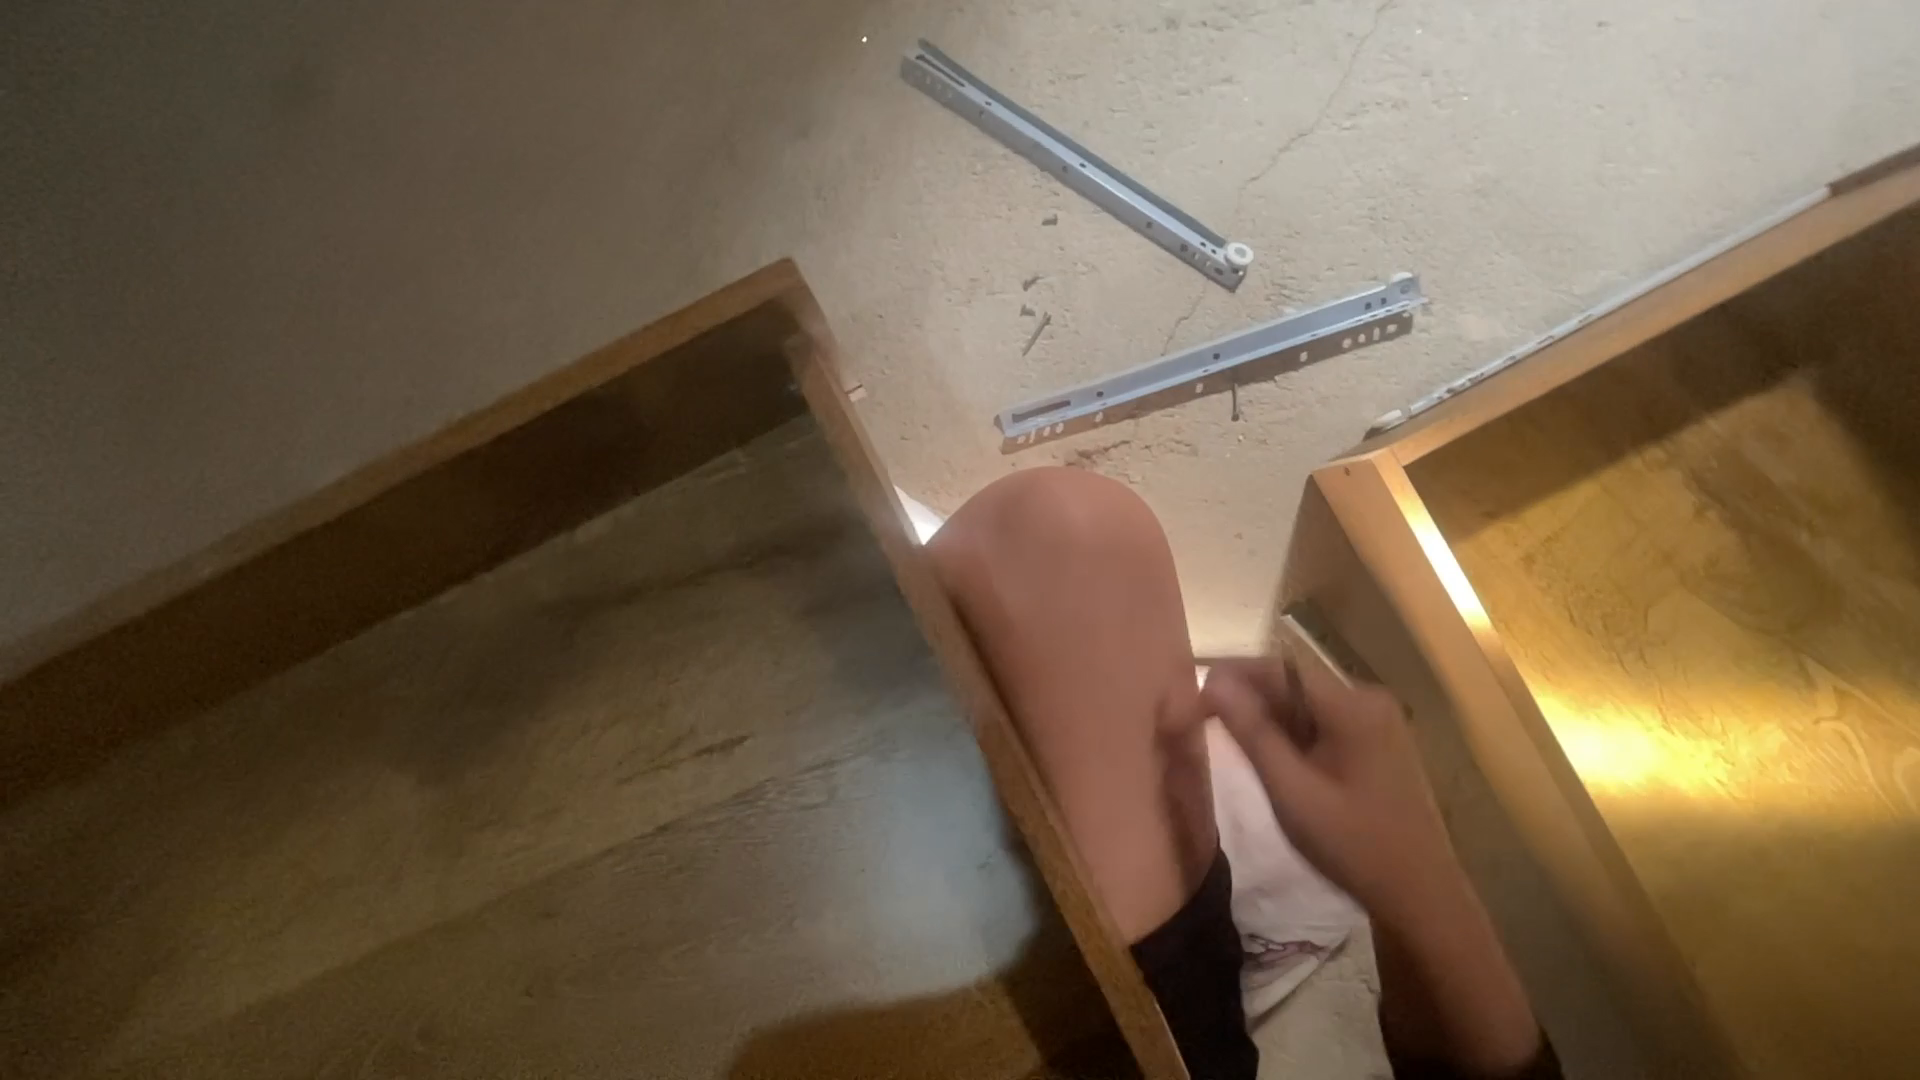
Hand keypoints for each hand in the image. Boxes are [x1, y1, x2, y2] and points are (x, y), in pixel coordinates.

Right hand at [1199, 655, 1465, 925]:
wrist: (1421, 897)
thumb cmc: (1353, 845)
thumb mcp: (1291, 790)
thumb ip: (1252, 733)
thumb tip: (1212, 683)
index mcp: (1352, 706)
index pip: (1278, 668)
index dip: (1231, 674)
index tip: (1192, 693)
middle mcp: (1366, 700)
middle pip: (1291, 681)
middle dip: (1245, 694)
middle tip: (1199, 716)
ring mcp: (1374, 720)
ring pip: (1302, 701)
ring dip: (1263, 713)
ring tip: (1222, 731)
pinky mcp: (1373, 740)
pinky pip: (1318, 720)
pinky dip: (1287, 730)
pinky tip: (1264, 751)